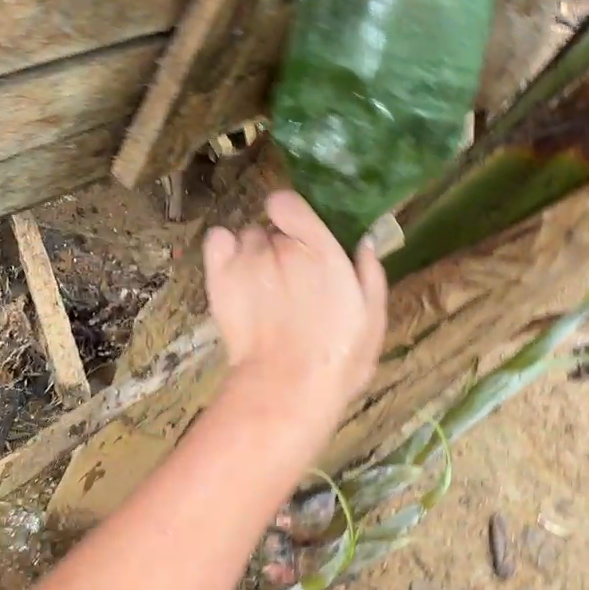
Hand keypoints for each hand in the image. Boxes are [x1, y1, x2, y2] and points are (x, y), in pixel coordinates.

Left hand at [202, 191, 388, 430]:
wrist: (285, 386)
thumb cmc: (336, 359)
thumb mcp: (370, 318)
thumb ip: (368, 274)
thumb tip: (363, 241)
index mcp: (320, 251)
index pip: (289, 202)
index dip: (292, 214)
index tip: (299, 232)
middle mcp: (280, 247)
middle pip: (272, 230)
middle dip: (281, 249)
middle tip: (291, 285)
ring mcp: (246, 259)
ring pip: (247, 239)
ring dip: (255, 256)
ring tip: (265, 291)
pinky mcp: (218, 275)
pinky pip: (217, 241)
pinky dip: (224, 251)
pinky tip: (235, 276)